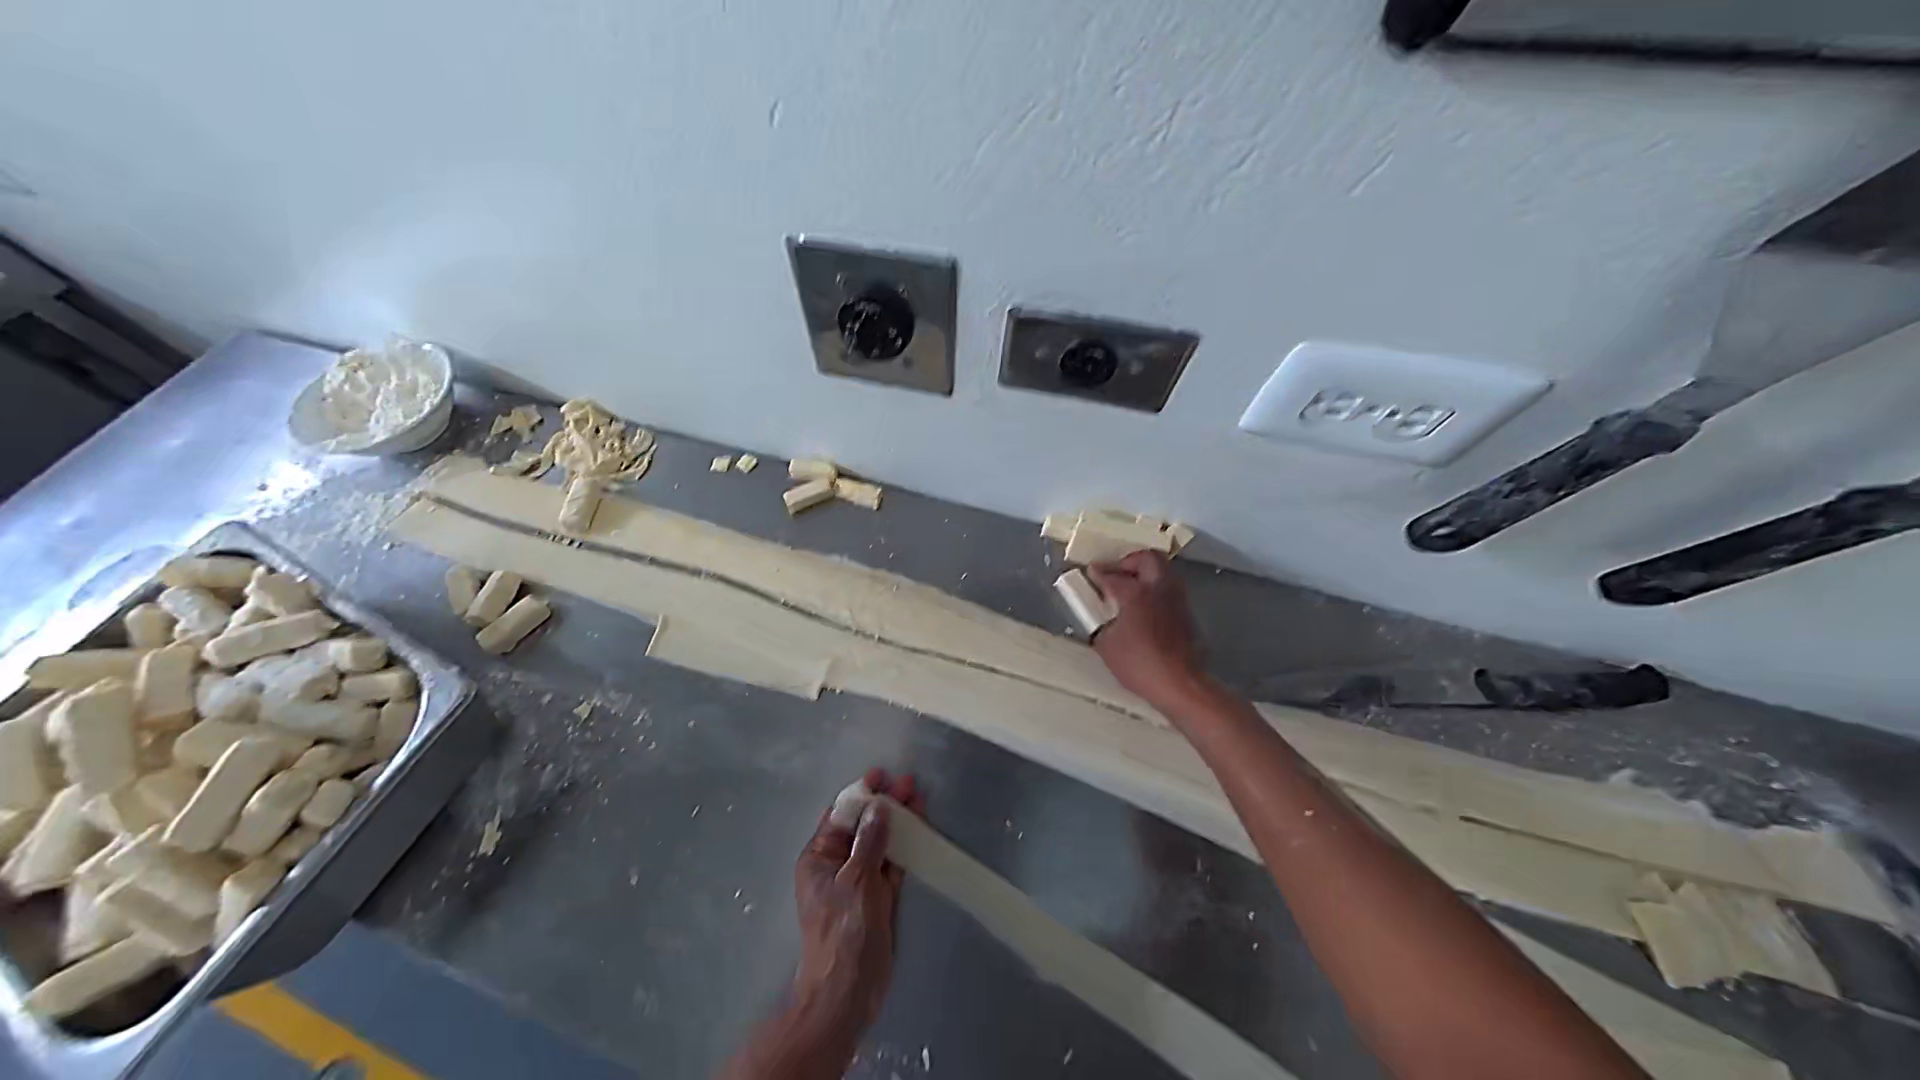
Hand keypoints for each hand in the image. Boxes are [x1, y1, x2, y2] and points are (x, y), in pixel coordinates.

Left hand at [791, 769, 921, 1031]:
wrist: (847, 990)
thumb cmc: (843, 929)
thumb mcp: (856, 878)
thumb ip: (870, 840)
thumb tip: (878, 806)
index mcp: (819, 857)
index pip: (840, 815)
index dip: (861, 793)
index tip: (881, 775)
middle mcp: (837, 865)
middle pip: (863, 826)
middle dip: (884, 804)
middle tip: (908, 783)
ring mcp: (859, 882)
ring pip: (880, 843)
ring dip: (898, 822)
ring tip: (919, 797)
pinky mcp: (878, 898)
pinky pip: (892, 865)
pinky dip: (905, 847)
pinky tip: (920, 830)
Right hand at [1086, 551, 1205, 708]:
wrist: (1179, 683)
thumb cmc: (1139, 663)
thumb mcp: (1106, 645)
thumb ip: (1100, 624)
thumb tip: (1100, 618)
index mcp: (1135, 592)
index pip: (1111, 575)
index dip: (1098, 573)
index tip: (1091, 573)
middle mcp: (1158, 588)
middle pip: (1146, 558)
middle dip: (1128, 562)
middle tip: (1116, 574)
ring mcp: (1176, 598)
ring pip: (1162, 571)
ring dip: (1145, 574)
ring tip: (1130, 589)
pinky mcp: (1186, 612)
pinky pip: (1168, 590)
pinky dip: (1155, 591)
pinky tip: (1145, 609)